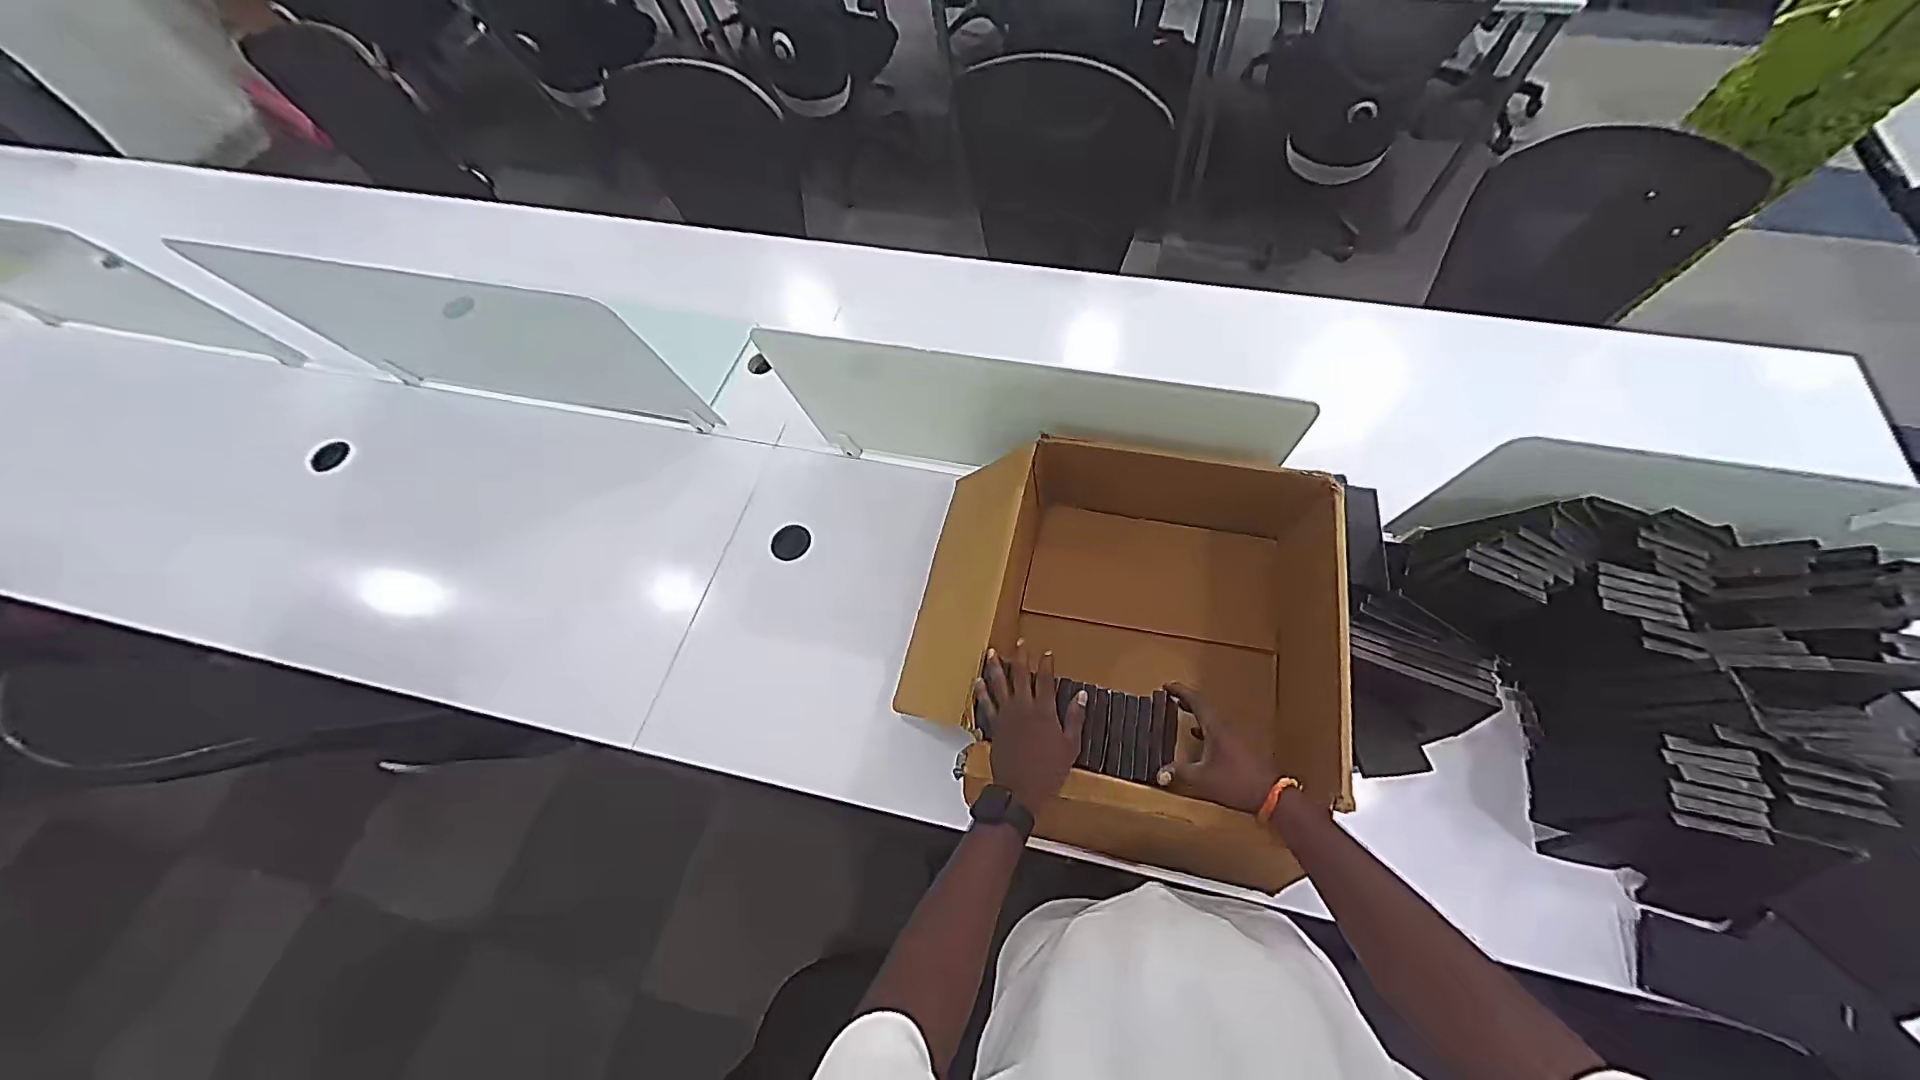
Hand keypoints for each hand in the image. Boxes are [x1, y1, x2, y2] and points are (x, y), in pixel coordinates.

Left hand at [974, 641, 1085, 812]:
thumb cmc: (1049, 770)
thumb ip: (1075, 718)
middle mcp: (1024, 708)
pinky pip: (986, 704)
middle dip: (1021, 657)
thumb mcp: (1070, 745)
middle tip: (1019, 643)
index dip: (1046, 664)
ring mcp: (1007, 716)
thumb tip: (1082, 695)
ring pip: (999, 685)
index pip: (1046, 680)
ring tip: (992, 652)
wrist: (1022, 789)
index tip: (1046, 652)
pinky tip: (978, 681)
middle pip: (1021, 676)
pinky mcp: (995, 726)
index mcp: (1045, 712)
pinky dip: (982, 692)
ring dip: (996, 667)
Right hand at [1157, 682, 1280, 813]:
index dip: (1181, 691)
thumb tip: (1159, 772)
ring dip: (1197, 712)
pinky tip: (1199, 736)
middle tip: (1172, 696)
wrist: (1271, 796)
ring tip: (1183, 711)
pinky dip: (1205, 727)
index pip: (1197, 701)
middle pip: (1205, 706)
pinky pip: (1219, 729)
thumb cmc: (1235, 783)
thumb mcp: (1202, 779)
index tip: (1167, 686)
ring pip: (1212, 717)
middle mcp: (1226, 728)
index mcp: (1216, 728)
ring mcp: (1236, 737)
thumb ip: (1179, 773)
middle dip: (1187, 699)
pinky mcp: (1241, 748)